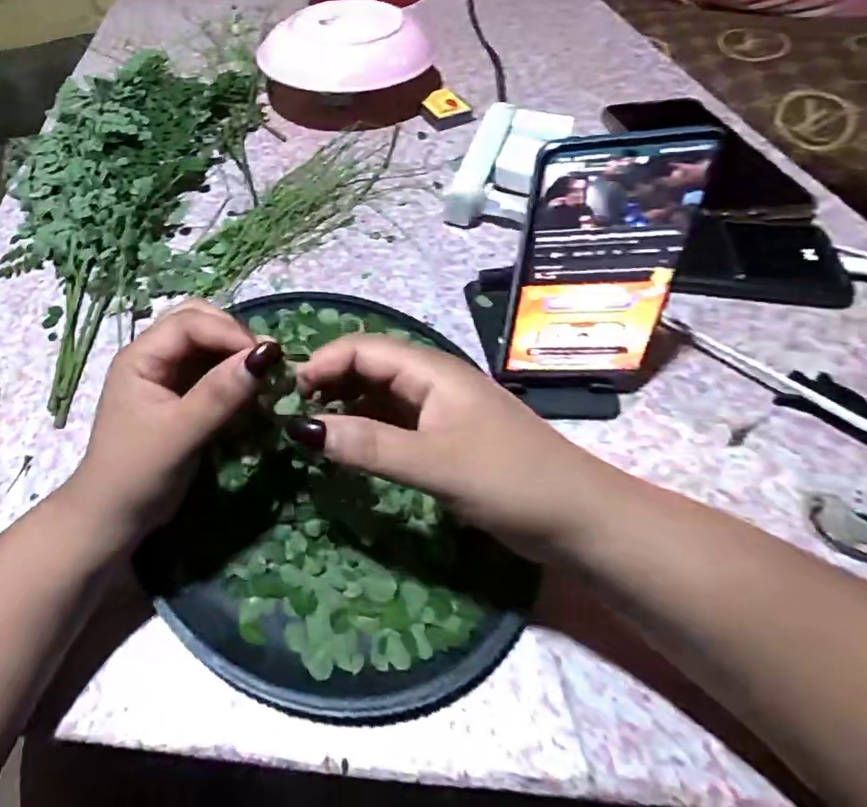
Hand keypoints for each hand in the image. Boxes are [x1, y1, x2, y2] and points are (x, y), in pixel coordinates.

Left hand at [62, 300, 282, 541]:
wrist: (113, 519)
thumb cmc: (137, 473)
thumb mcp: (180, 433)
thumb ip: (220, 394)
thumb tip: (265, 355)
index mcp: (141, 356)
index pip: (189, 322)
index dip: (229, 331)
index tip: (265, 355)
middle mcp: (153, 357)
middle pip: (198, 322)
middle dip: (234, 335)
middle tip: (266, 361)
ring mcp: (167, 376)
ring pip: (208, 345)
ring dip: (236, 354)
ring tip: (265, 374)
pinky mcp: (181, 396)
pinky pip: (212, 370)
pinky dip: (234, 375)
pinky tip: (253, 390)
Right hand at [291, 335, 618, 557]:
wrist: (578, 518)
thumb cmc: (508, 480)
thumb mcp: (432, 463)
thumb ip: (367, 445)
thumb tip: (301, 429)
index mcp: (431, 370)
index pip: (362, 348)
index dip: (322, 363)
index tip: (288, 395)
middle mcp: (432, 380)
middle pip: (368, 365)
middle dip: (328, 380)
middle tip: (292, 413)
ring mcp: (440, 408)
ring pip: (379, 393)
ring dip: (344, 404)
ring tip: (312, 430)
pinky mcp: (445, 435)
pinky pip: (394, 418)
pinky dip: (366, 425)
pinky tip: (349, 445)